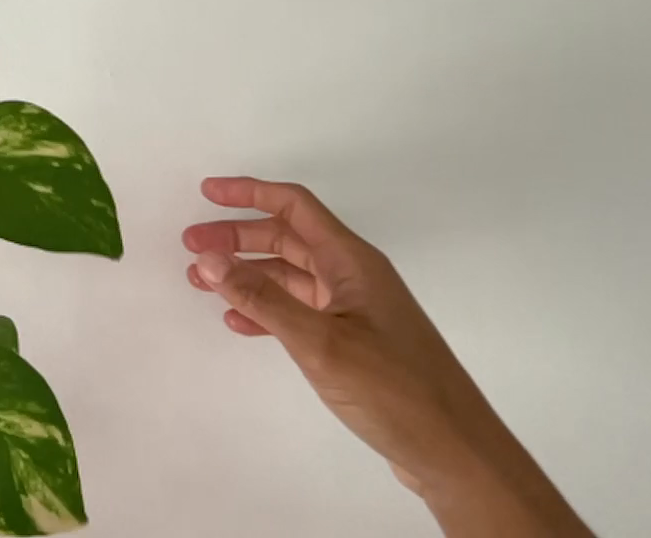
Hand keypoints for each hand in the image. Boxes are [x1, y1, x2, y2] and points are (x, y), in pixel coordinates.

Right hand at [184, 177, 591, 536]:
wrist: (458, 458)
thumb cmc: (393, 389)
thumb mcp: (318, 341)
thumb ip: (260, 297)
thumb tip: (208, 258)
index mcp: (352, 261)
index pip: (294, 206)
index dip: (249, 193)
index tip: (207, 193)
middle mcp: (353, 275)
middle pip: (286, 238)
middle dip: (236, 237)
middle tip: (191, 246)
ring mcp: (354, 308)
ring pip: (288, 274)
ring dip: (245, 275)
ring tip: (203, 284)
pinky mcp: (353, 339)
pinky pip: (298, 308)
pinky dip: (265, 308)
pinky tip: (239, 322)